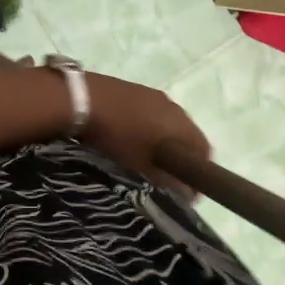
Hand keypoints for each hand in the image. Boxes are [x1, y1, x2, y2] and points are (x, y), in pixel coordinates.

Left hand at [79, 73, 210, 198]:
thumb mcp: (142, 167)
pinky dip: (149, 129)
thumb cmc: (116, 136)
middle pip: (187, 136)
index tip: (185, 191)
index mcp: (180, 122)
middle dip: (180, 158)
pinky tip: (131, 139)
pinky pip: (152, 113)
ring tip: (146, 159)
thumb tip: (188, 195)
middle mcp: (173, 105)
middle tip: (164, 178)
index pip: (204, 151)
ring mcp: (153, 95)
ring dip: (164, 142)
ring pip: (169, 124)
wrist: (80, 99)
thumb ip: (169, 183)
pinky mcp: (135, 90)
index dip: (199, 173)